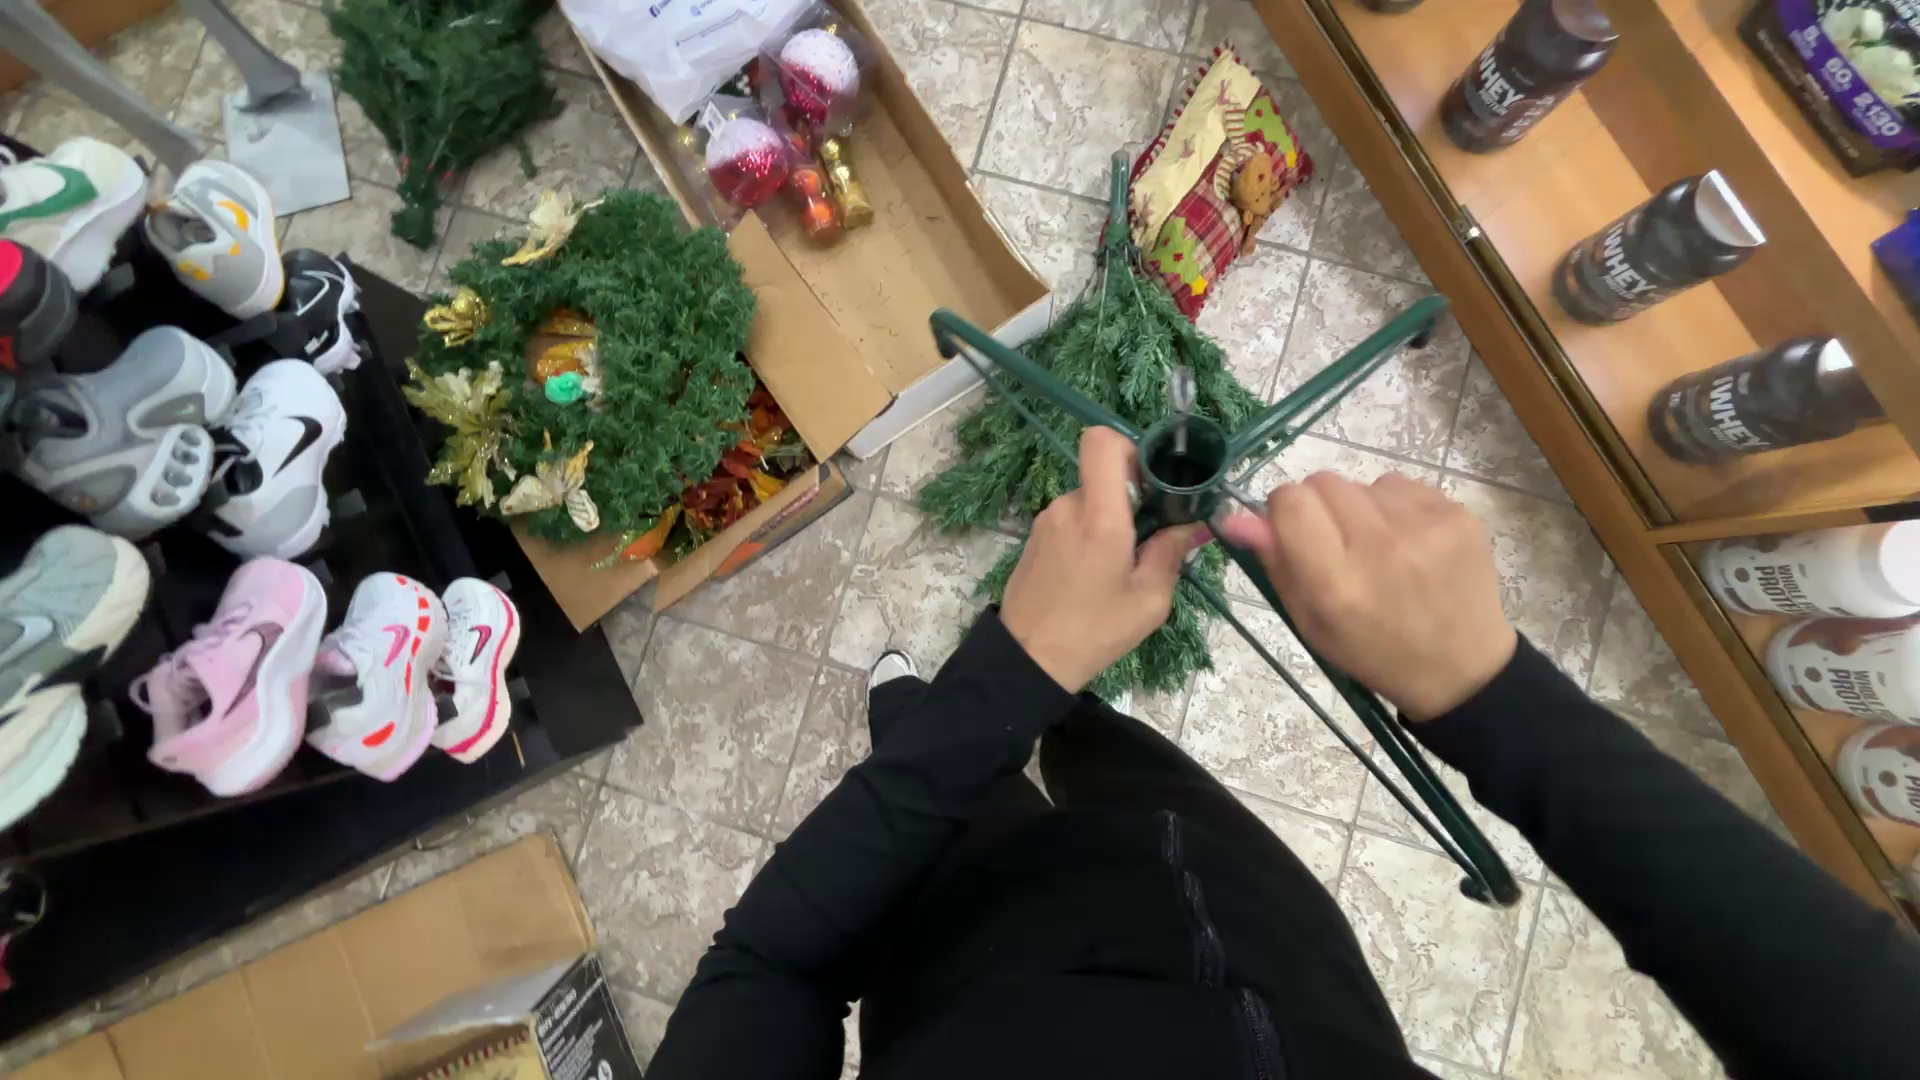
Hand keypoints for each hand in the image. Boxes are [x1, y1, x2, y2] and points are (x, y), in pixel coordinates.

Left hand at [999, 427, 1210, 693]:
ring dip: (1108, 523)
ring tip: (1119, 568)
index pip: (1101, 442)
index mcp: (1097, 516)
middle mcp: (1066, 507)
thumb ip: (1171, 553)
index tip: (1151, 483)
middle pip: (1103, 479)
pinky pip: (1070, 521)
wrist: (1028, 659)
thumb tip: (1195, 524)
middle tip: (1147, 543)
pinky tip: (1093, 575)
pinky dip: (1087, 536)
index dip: (1130, 448)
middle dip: (1130, 502)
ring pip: (1087, 503)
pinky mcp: (1034, 538)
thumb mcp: (1148, 600)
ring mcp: (1045, 521)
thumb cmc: (1093, 632)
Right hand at [1215, 472, 1516, 720]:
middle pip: (1321, 482)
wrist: (1460, 668)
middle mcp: (1381, 548)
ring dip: (1356, 507)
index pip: (1289, 502)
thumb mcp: (1308, 619)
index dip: (1281, 511)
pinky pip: (1398, 484)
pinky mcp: (1458, 514)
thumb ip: (1273, 562)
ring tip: (1374, 547)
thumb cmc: (1369, 649)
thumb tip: (1234, 516)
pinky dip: (1390, 506)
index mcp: (1336, 584)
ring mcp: (1426, 528)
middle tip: (1333, 543)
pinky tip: (1404, 540)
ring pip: (1359, 482)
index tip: (1291, 531)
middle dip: (1316, 506)